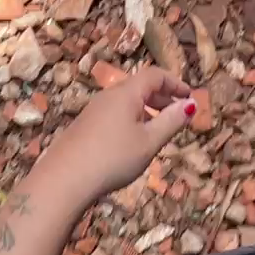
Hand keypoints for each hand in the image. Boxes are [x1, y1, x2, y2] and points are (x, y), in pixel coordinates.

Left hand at [32, 66, 195, 209]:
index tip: (190, 96)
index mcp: (126, 93)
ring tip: (159, 129)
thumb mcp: (149, 142)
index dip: (174, 82)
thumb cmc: (113, 157)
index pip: (154, 75)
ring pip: (127, 101)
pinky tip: (134, 141)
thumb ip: (171, 121)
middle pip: (140, 85)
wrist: (64, 179)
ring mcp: (94, 109)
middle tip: (179, 113)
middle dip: (163, 96)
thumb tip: (190, 104)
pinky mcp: (85, 125)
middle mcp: (109, 95)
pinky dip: (132, 118)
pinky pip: (115, 113)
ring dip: (147, 108)